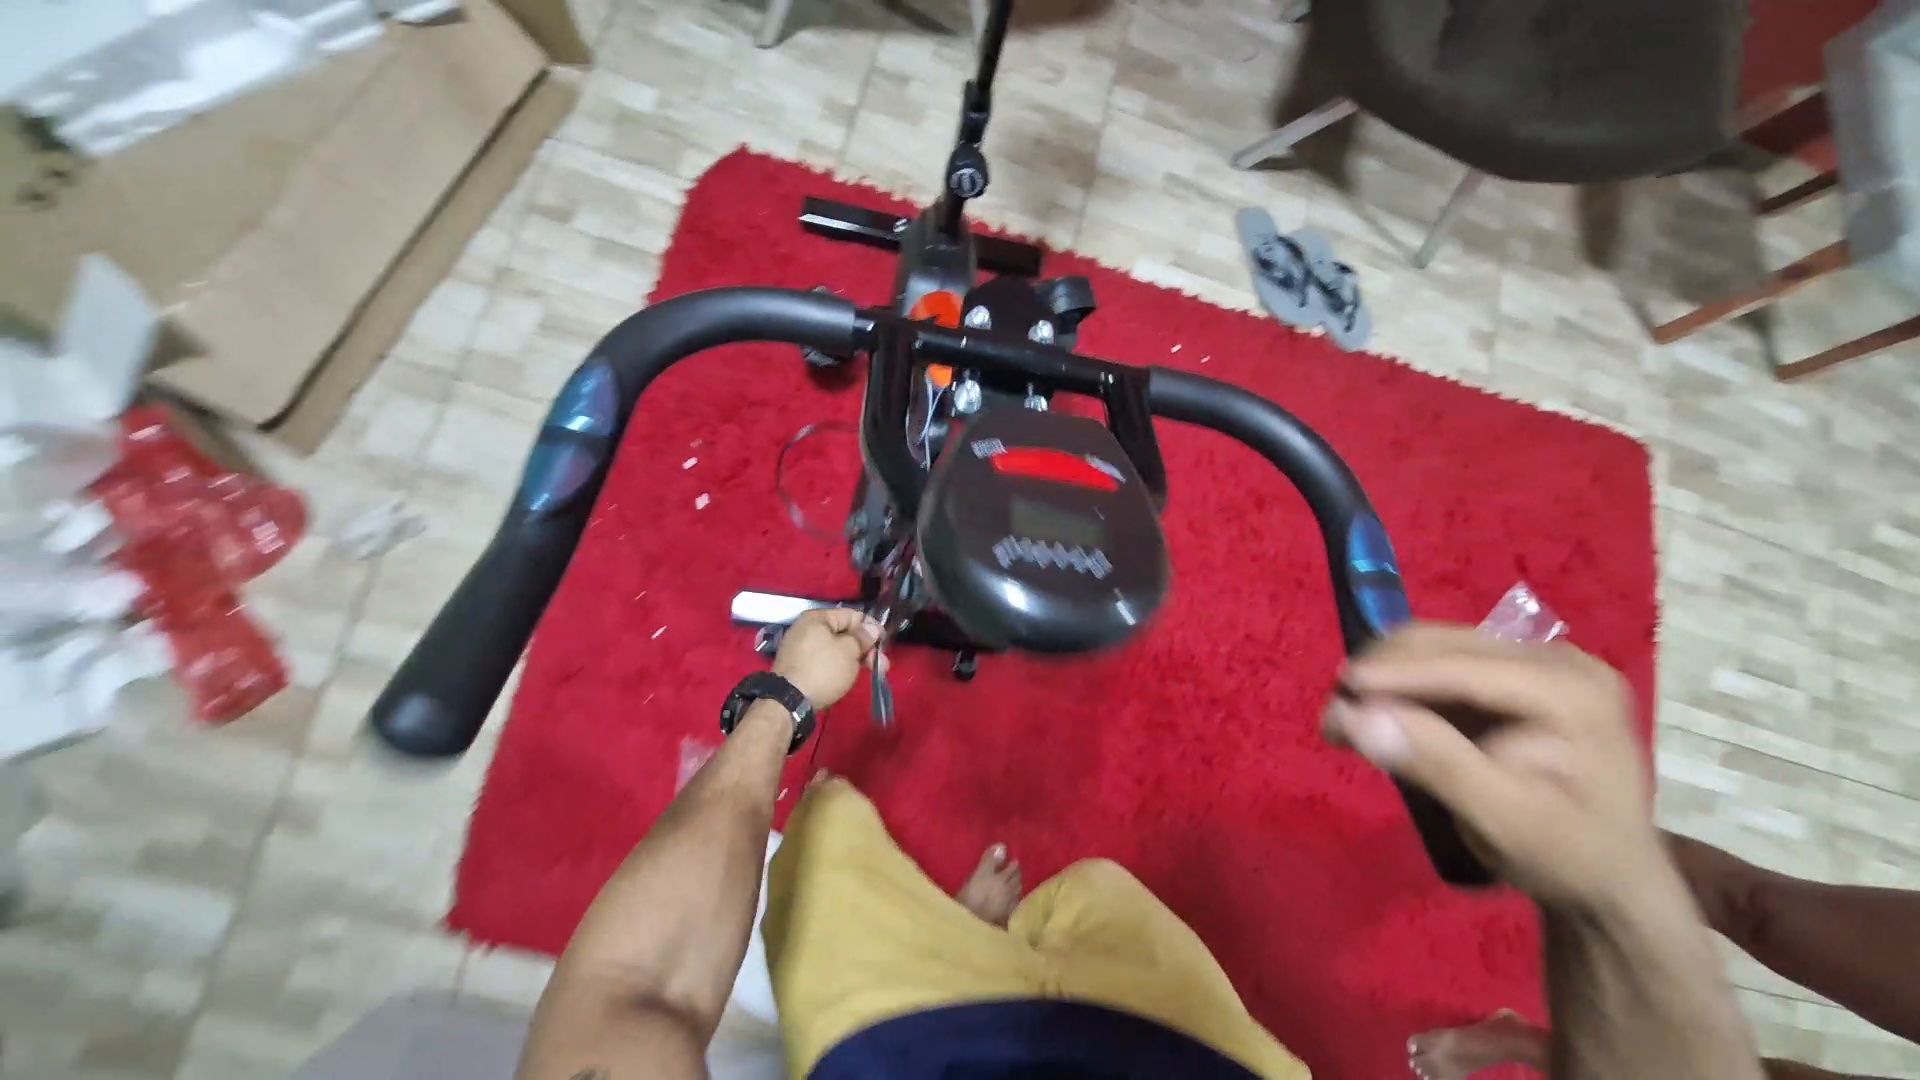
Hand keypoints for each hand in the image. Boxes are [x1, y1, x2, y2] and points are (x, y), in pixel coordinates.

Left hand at [772, 608, 883, 709]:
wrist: (789, 702)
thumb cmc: (823, 670)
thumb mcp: (849, 650)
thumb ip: (863, 636)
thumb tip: (872, 627)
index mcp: (816, 618)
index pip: (852, 615)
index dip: (870, 628)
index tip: (883, 644)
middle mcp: (806, 629)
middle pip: (844, 633)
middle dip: (865, 648)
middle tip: (881, 666)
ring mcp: (800, 648)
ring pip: (835, 649)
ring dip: (855, 659)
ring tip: (871, 673)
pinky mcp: (799, 667)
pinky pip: (825, 660)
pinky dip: (839, 666)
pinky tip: (849, 676)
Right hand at [1322, 623, 1659, 906]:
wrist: (1608, 879)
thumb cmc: (1564, 856)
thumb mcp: (1502, 820)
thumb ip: (1435, 763)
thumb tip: (1356, 717)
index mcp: (1573, 691)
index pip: (1467, 668)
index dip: (1398, 673)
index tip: (1340, 688)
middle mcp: (1558, 661)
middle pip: (1445, 646)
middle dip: (1382, 675)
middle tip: (1333, 716)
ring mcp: (1535, 664)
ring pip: (1434, 650)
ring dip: (1384, 680)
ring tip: (1345, 720)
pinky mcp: (1512, 675)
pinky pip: (1440, 667)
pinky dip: (1400, 689)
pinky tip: (1377, 717)